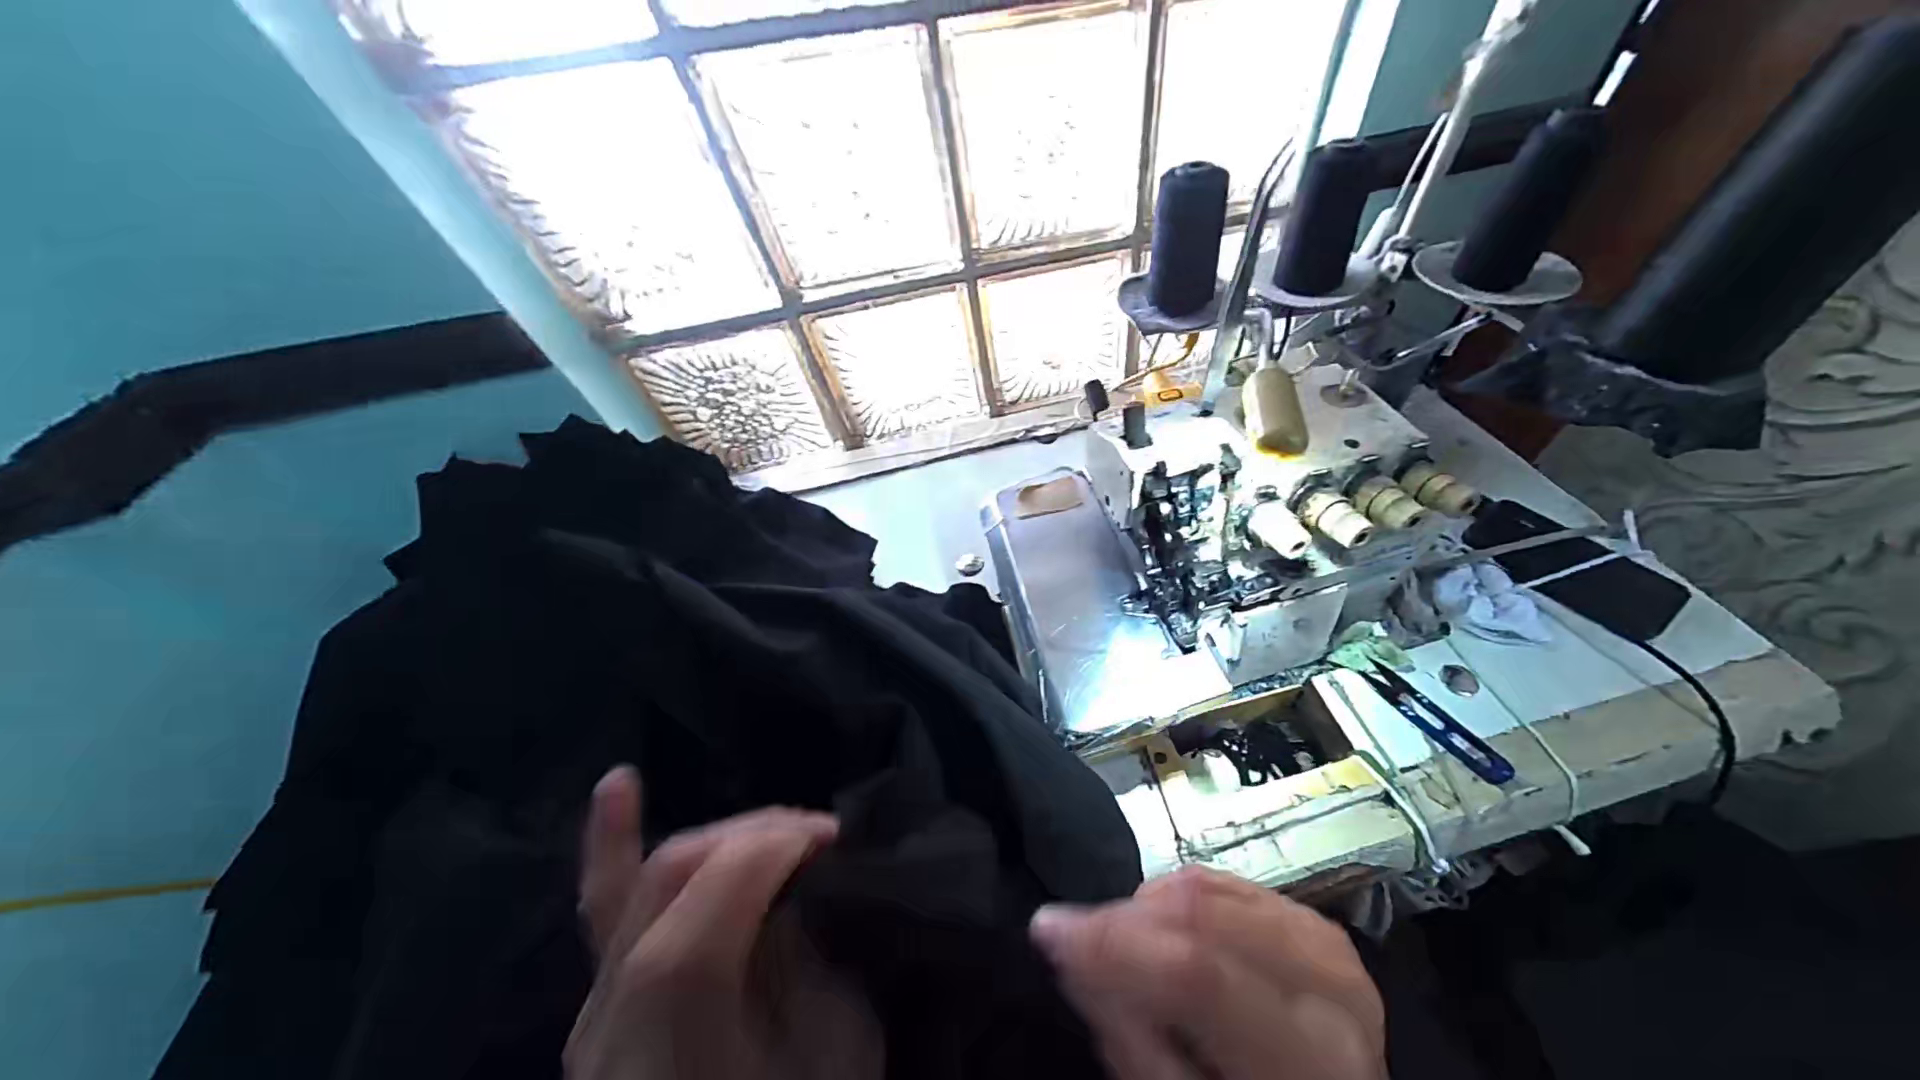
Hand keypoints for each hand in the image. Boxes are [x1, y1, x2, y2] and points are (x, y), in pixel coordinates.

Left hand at [566, 765, 882, 1079]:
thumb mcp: (833, 1053)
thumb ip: (817, 958)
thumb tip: (805, 889)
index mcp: (678, 1014)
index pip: (724, 876)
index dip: (785, 837)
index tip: (839, 835)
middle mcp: (614, 1004)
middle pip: (679, 866)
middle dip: (757, 832)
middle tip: (819, 839)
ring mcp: (593, 1010)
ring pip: (638, 880)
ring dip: (717, 837)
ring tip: (775, 829)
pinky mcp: (597, 1016)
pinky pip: (600, 916)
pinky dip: (612, 844)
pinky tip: (620, 782)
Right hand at [1030, 865, 1386, 1079]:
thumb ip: (1131, 1036)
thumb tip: (1072, 948)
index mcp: (1310, 1060)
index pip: (1200, 975)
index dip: (1114, 943)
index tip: (1046, 929)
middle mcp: (1331, 990)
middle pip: (1201, 914)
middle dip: (1119, 920)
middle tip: (1073, 940)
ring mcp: (1326, 945)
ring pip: (1205, 888)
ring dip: (1145, 909)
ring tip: (1125, 948)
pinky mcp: (1311, 920)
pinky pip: (1221, 880)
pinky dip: (1175, 897)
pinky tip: (1163, 929)